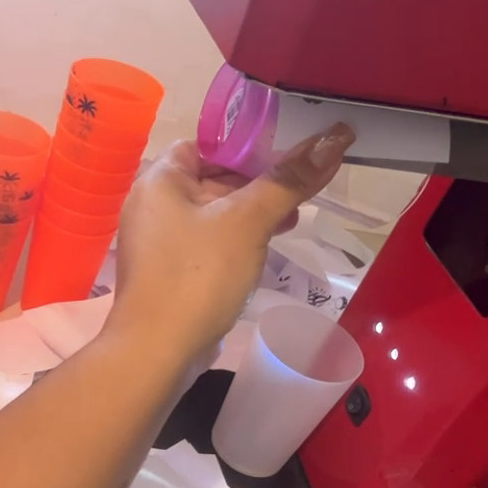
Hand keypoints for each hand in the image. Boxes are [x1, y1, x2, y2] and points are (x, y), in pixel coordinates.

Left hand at [107, 125, 351, 367]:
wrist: (157, 351)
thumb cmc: (198, 275)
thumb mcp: (248, 221)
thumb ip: (288, 180)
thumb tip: (334, 137)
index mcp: (160, 179)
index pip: (207, 143)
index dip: (248, 143)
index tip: (292, 149)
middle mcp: (153, 204)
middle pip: (213, 177)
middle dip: (258, 181)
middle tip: (302, 185)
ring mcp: (160, 241)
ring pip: (214, 213)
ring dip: (252, 212)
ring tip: (293, 216)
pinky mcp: (170, 271)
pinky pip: (208, 243)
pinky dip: (236, 240)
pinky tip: (267, 247)